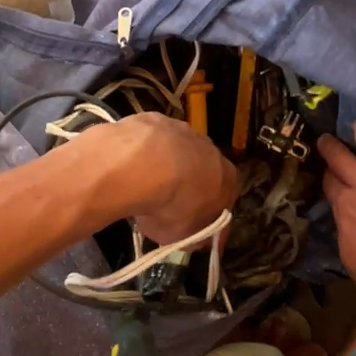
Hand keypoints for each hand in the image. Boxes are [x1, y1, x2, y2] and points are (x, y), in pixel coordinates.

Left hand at [93, 112, 237, 243]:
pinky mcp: (156, 119)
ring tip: (143, 188)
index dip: (209, 214)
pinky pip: (152, 141)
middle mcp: (211, 149)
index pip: (225, 199)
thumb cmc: (171, 205)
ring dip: (165, 167)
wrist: (141, 164)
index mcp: (226, 178)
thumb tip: (199, 237)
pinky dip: (144, 153)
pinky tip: (128, 167)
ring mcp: (183, 130)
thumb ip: (196, 236)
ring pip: (177, 152)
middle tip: (166, 207)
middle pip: (202, 170)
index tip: (195, 227)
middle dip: (187, 186)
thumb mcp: (186, 237)